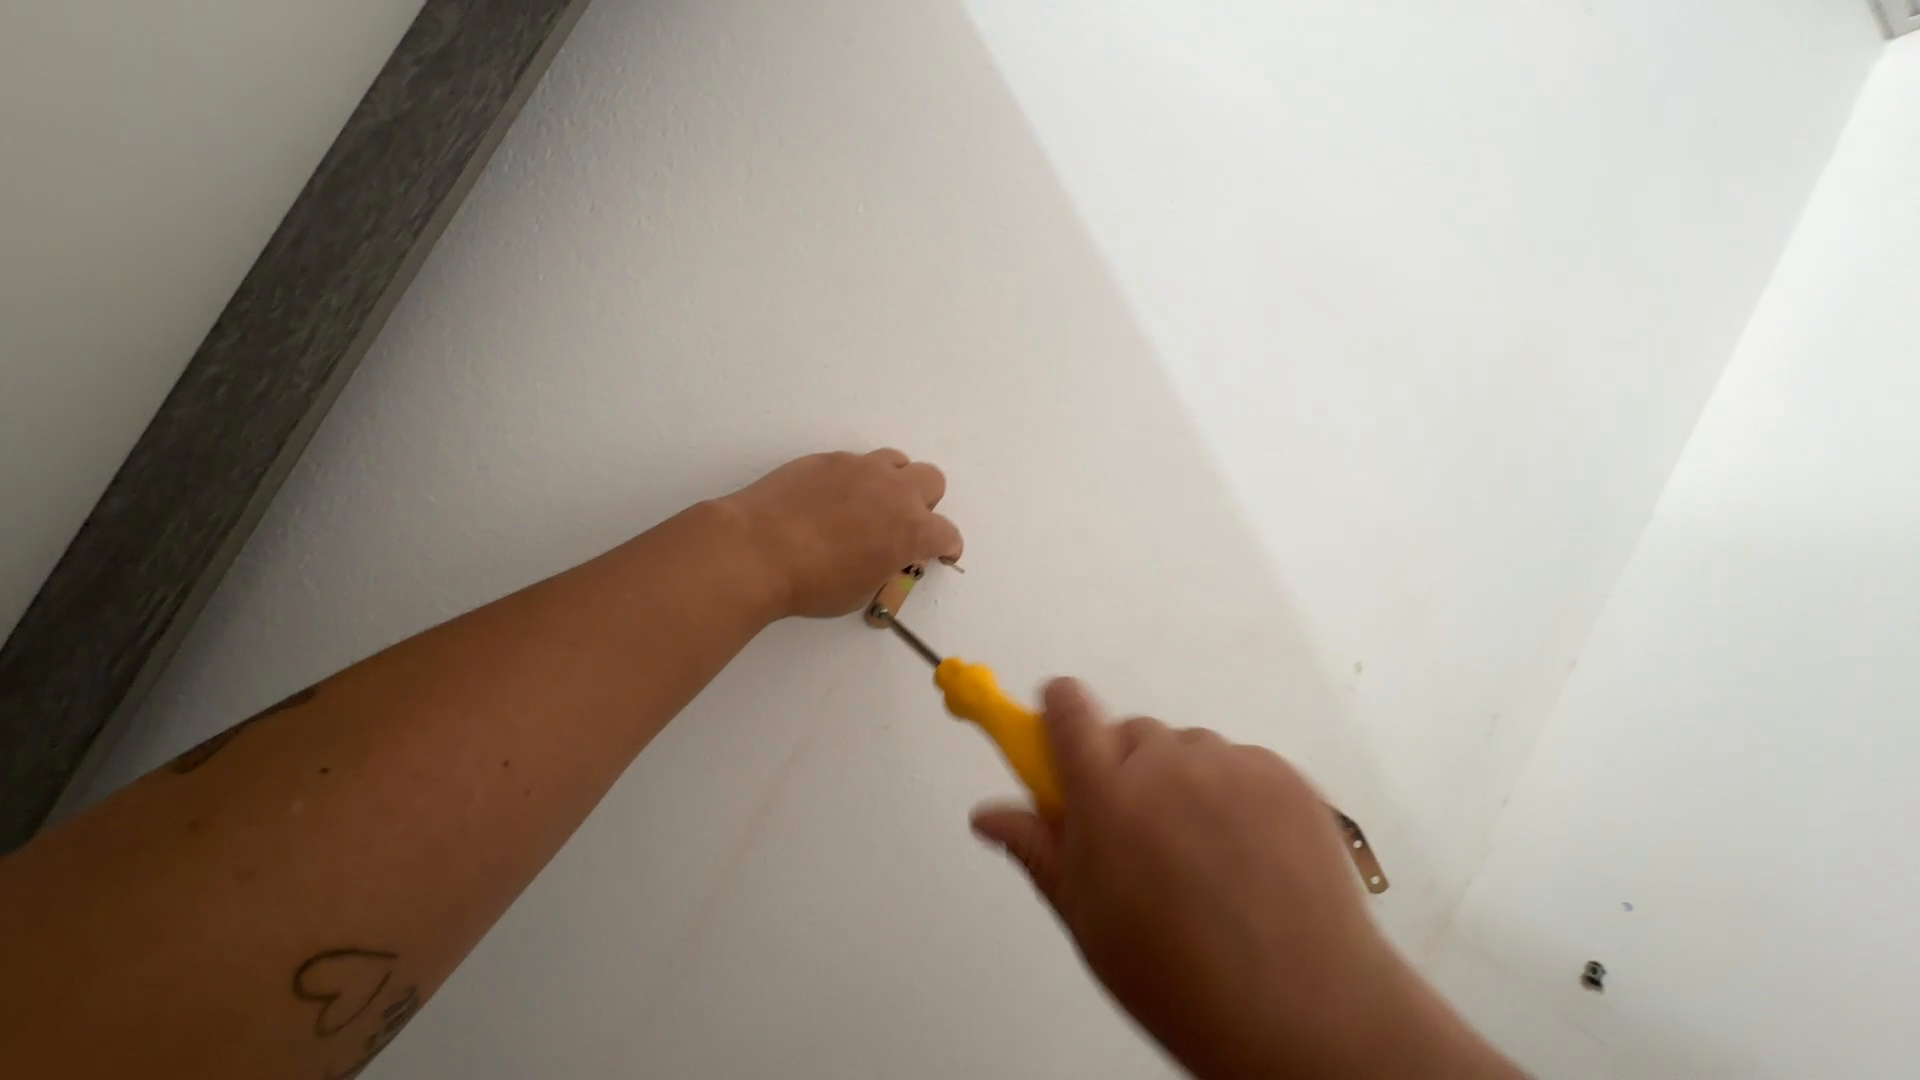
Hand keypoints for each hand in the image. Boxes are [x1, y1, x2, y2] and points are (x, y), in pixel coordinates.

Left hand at [717, 449, 962, 619]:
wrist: (758, 549)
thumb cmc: (811, 583)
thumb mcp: (861, 591)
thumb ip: (884, 567)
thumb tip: (883, 558)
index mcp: (912, 530)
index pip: (947, 533)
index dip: (947, 546)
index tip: (941, 552)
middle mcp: (895, 491)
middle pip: (932, 481)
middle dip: (925, 503)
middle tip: (903, 524)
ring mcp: (861, 469)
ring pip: (896, 461)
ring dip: (893, 481)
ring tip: (870, 504)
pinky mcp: (829, 459)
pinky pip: (855, 462)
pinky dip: (854, 479)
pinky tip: (830, 500)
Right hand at [972, 681, 1522, 1079]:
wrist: (1303, 1011)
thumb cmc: (1172, 973)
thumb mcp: (1086, 918)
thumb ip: (1036, 849)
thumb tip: (986, 813)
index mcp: (1107, 794)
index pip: (1068, 707)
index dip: (1057, 709)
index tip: (1058, 731)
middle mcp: (1166, 762)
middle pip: (1128, 733)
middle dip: (1123, 770)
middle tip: (1139, 835)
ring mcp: (1230, 764)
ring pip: (1186, 750)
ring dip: (1181, 782)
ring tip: (1204, 856)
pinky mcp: (1283, 773)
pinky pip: (1238, 764)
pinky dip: (1232, 794)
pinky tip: (1248, 855)